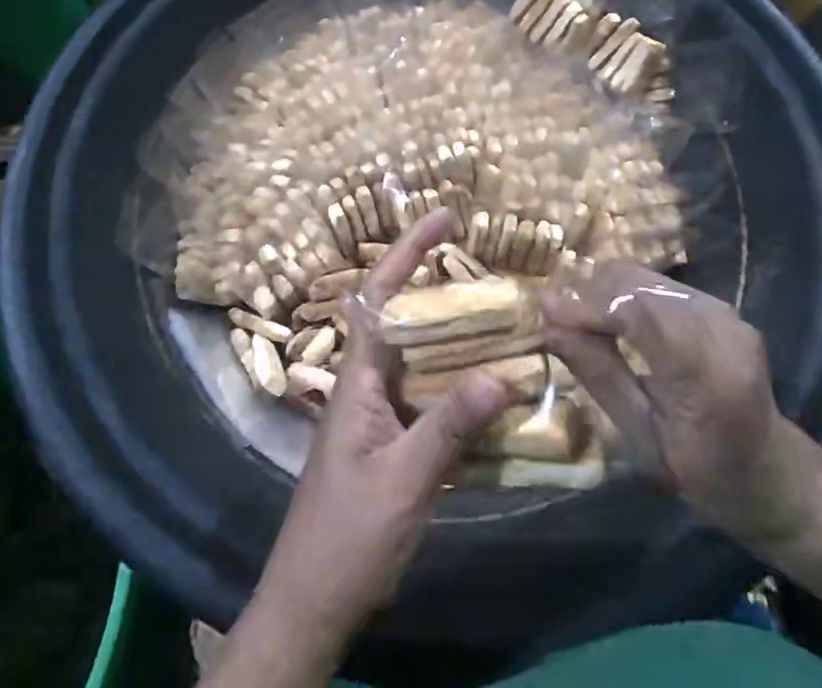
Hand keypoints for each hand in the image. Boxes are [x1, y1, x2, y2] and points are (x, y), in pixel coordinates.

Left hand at [217, 209, 509, 682]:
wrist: (313, 602)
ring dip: (460, 338)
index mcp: (358, 381)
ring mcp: (382, 416)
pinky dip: (465, 385)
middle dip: (444, 289)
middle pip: (407, 321)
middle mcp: (369, 387)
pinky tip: (499, 389)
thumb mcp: (402, 480)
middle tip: (495, 272)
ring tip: (508, 321)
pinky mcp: (396, 443)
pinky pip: (434, 398)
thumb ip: (449, 427)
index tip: (444, 218)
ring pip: (424, 360)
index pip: (379, 299)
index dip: (408, 252)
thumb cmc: (347, 537)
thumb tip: (501, 375)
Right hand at [540, 262, 821, 554]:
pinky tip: (612, 322)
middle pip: (640, 282)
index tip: (544, 309)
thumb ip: (598, 374)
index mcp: (707, 374)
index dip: (587, 304)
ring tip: (580, 322)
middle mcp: (722, 328)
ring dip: (606, 291)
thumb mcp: (642, 438)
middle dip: (591, 293)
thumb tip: (549, 324)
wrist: (770, 472)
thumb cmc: (704, 474)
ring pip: (646, 276)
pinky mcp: (721, 305)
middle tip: (557, 320)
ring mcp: (726, 311)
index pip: (640, 312)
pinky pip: (660, 285)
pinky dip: (627, 295)